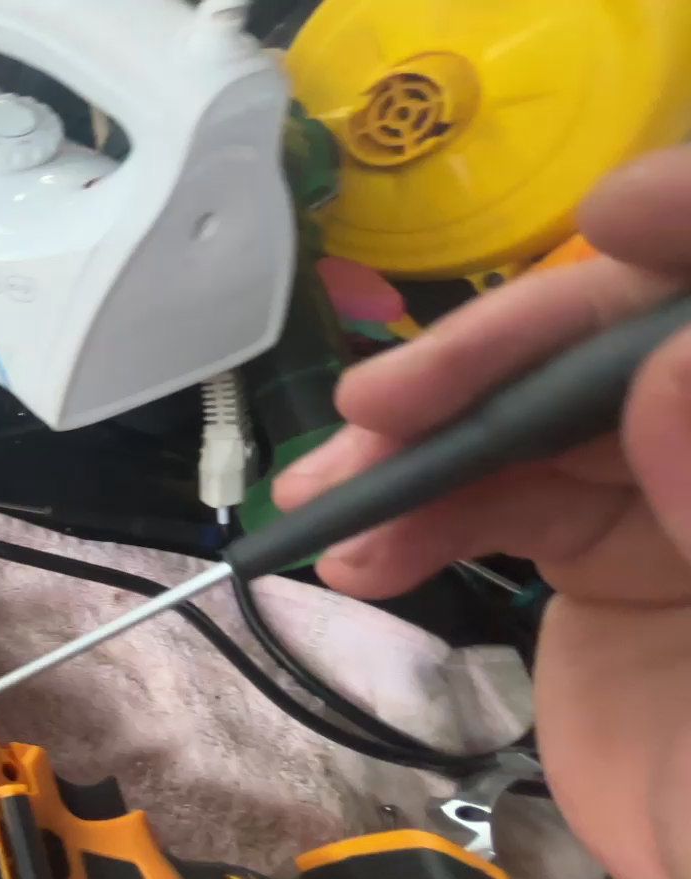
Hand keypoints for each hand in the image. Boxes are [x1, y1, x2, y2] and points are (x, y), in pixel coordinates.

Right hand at [275, 146, 690, 878]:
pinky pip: (486, 502)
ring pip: (532, 423)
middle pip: (630, 348)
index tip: (607, 217)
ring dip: (410, 454)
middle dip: (493, 363)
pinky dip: (403, 522)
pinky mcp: (598, 549)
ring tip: (323, 500)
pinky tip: (354, 561)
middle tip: (376, 403)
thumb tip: (665, 369)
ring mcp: (681, 494)